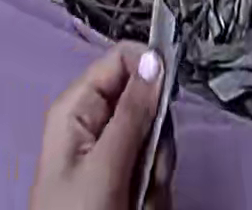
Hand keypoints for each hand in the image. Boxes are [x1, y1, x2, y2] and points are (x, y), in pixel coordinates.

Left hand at [29, 42, 172, 209]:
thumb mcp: (104, 166)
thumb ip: (132, 112)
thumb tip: (155, 57)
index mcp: (78, 108)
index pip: (121, 60)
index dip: (150, 68)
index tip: (173, 93)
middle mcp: (95, 124)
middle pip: (146, 104)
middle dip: (156, 142)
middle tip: (147, 172)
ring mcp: (111, 155)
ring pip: (156, 144)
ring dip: (156, 177)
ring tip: (138, 204)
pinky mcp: (124, 183)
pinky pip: (154, 175)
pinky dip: (154, 196)